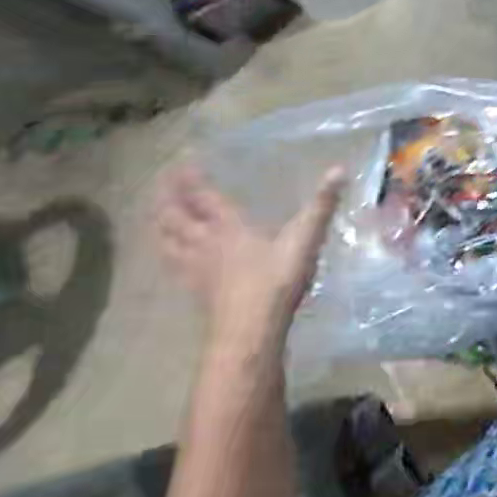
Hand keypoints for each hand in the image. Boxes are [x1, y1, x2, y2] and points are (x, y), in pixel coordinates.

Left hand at [156, 166, 345, 341]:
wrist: (250, 332)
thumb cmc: (276, 280)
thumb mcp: (304, 239)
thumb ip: (321, 205)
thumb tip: (339, 169)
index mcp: (229, 227)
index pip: (203, 197)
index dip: (191, 180)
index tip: (181, 164)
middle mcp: (206, 243)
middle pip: (176, 218)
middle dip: (167, 200)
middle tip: (159, 186)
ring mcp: (198, 271)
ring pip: (169, 243)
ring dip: (161, 227)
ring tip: (157, 217)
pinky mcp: (198, 294)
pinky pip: (176, 268)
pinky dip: (170, 257)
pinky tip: (173, 258)